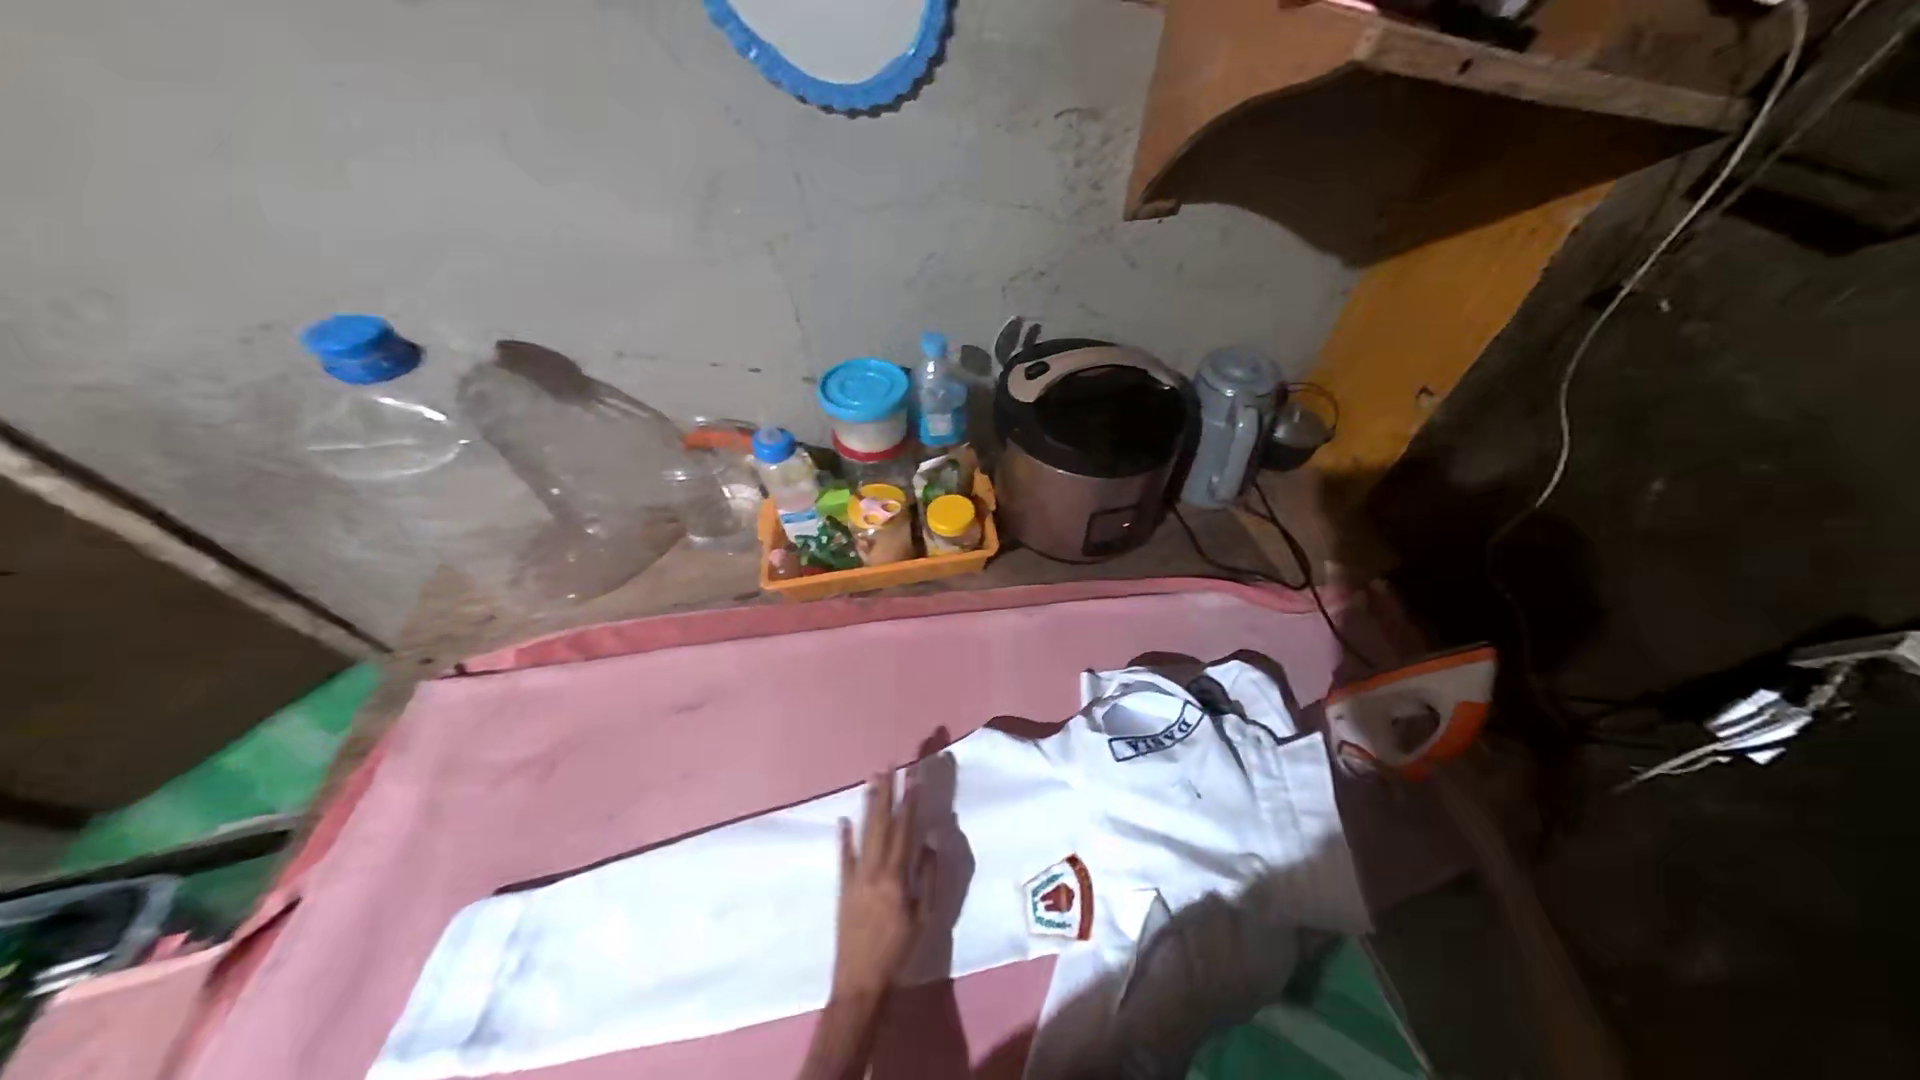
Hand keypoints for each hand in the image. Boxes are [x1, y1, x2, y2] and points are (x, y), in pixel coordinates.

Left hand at [831, 773, 926, 1001]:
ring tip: (871, 780)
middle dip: (888, 792)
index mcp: (896, 877)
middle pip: (883, 823)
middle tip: (891, 765)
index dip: (910, 803)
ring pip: (864, 833)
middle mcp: (874, 870)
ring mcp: (855, 877)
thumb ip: (927, 877)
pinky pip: (844, 856)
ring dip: (868, 805)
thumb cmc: (899, 949)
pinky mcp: (842, 887)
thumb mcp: (924, 917)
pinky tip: (843, 819)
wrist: (860, 979)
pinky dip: (844, 837)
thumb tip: (931, 841)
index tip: (915, 778)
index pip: (905, 830)